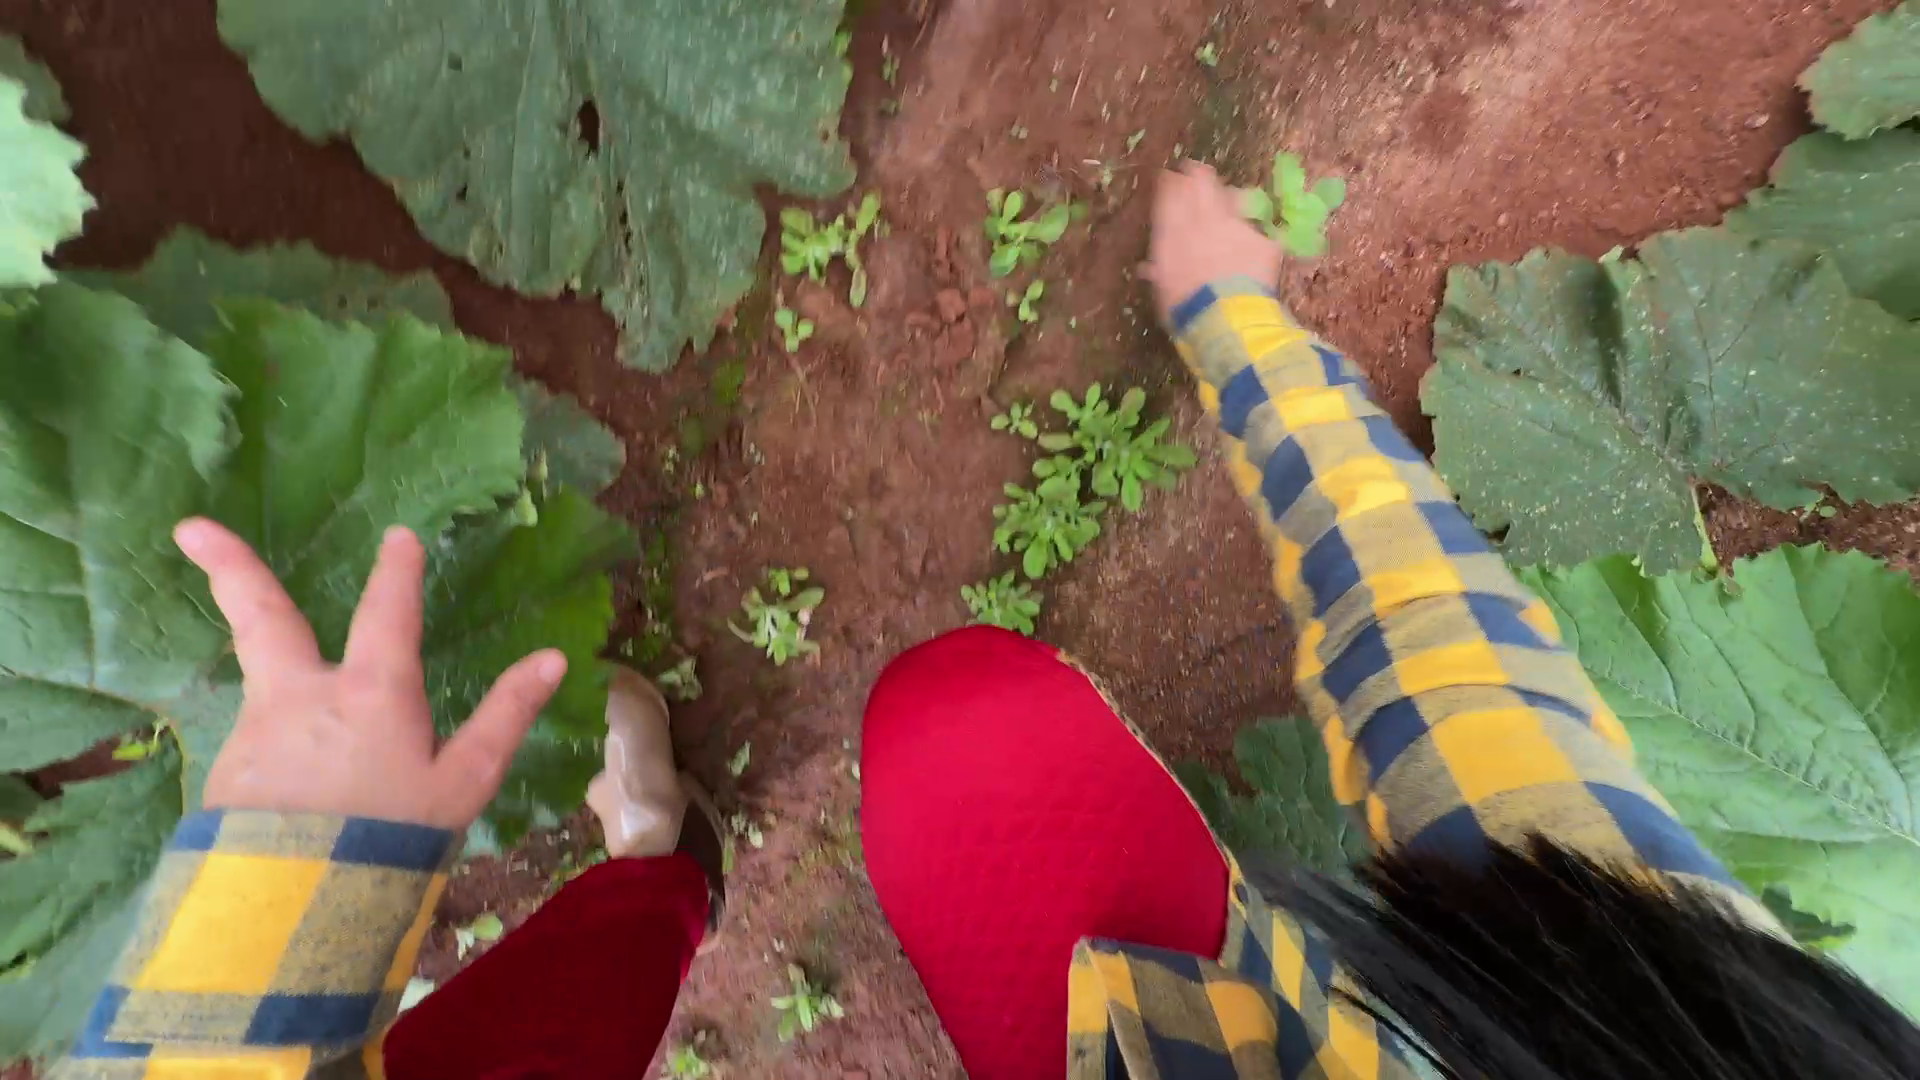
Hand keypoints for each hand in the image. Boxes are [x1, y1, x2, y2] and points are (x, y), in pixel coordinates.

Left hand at [175, 518, 567, 829]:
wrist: (293, 913)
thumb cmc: (394, 832)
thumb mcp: (467, 775)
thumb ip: (509, 712)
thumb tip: (554, 657)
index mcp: (370, 692)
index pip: (386, 614)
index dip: (396, 572)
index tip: (399, 536)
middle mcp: (301, 697)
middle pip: (263, 620)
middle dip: (233, 570)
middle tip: (192, 527)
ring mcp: (255, 732)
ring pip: (269, 683)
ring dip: (283, 670)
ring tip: (321, 722)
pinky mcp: (228, 772)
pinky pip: (266, 736)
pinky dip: (286, 737)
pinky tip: (303, 775)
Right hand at [1142, 161, 1281, 321]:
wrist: (1225, 318)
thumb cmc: (1183, 309)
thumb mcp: (1163, 290)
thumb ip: (1160, 271)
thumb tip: (1149, 267)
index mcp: (1173, 232)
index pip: (1169, 193)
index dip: (1170, 183)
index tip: (1170, 178)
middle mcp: (1204, 219)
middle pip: (1201, 183)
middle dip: (1197, 176)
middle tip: (1196, 172)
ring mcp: (1236, 225)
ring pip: (1232, 196)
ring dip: (1228, 197)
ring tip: (1229, 201)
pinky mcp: (1263, 239)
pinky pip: (1257, 229)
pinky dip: (1254, 236)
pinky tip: (1254, 247)